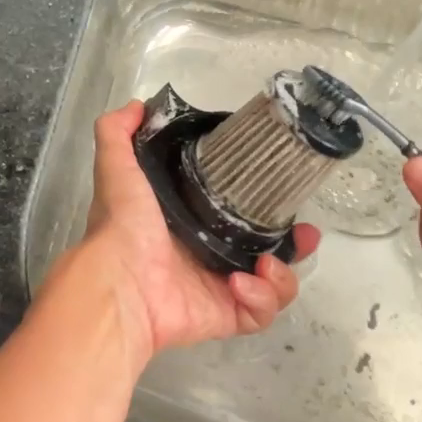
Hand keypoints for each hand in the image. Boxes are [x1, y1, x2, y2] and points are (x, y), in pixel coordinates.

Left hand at [77, 101, 319, 357]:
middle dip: (290, 245)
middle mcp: (203, 253)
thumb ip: (117, 132)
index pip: (232, 210)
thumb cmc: (123, 222)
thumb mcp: (117, 166)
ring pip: (271, 284)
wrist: (121, 281)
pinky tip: (242, 284)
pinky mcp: (226, 316)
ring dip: (280, 275)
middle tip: (305, 234)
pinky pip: (260, 313)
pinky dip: (261, 298)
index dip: (259, 202)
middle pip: (263, 250)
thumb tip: (138, 105)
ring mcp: (217, 287)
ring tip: (267, 264)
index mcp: (184, 221)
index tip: (282, 191)